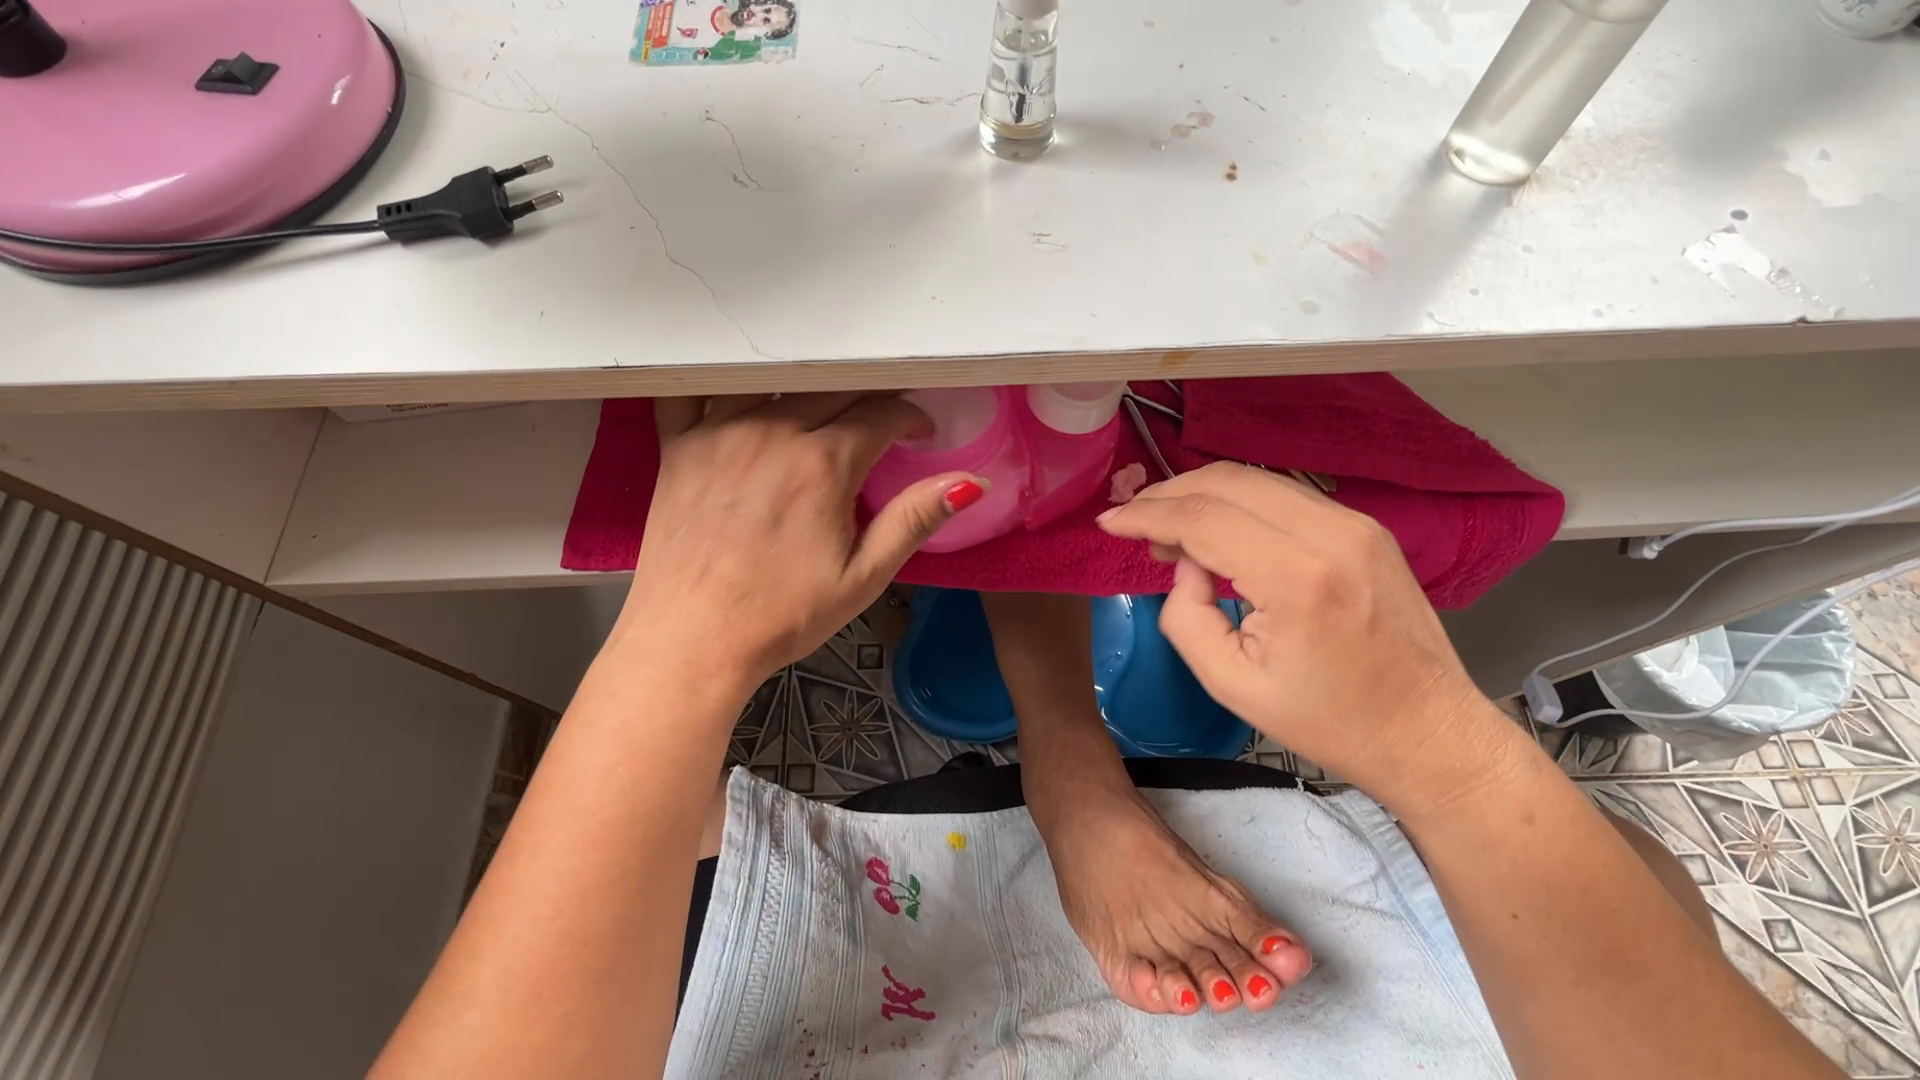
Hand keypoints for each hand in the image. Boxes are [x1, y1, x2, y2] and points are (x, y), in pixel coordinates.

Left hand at [616, 392, 983, 695]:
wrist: (693, 641)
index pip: (880, 413)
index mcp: (823, 463)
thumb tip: (968, 483)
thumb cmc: (783, 615)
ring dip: (807, 385)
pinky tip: (735, 388)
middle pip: (832, 387)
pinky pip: (693, 392)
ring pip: (773, 381)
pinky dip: (717, 382)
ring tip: (821, 407)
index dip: (909, 416)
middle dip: (868, 395)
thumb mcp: (864, 577)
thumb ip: (914, 520)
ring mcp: (718, 434)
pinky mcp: (678, 447)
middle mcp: (771, 432)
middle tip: (880, 418)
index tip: (919, 431)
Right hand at [1095, 463, 1515, 806]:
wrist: (1427, 732)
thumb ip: (1186, 616)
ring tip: (1171, 532)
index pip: (1203, 518)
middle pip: (1228, 482)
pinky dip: (1241, 504)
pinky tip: (1221, 533)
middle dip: (1169, 494)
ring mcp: (1357, 524)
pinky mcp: (1367, 528)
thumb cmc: (1327, 721)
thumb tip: (1186, 566)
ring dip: (1204, 496)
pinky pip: (1286, 497)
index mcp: (1297, 578)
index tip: (1108, 522)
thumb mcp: (1232, 685)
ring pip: (1257, 481)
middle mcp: (1331, 533)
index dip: (1147, 515)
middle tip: (1135, 524)